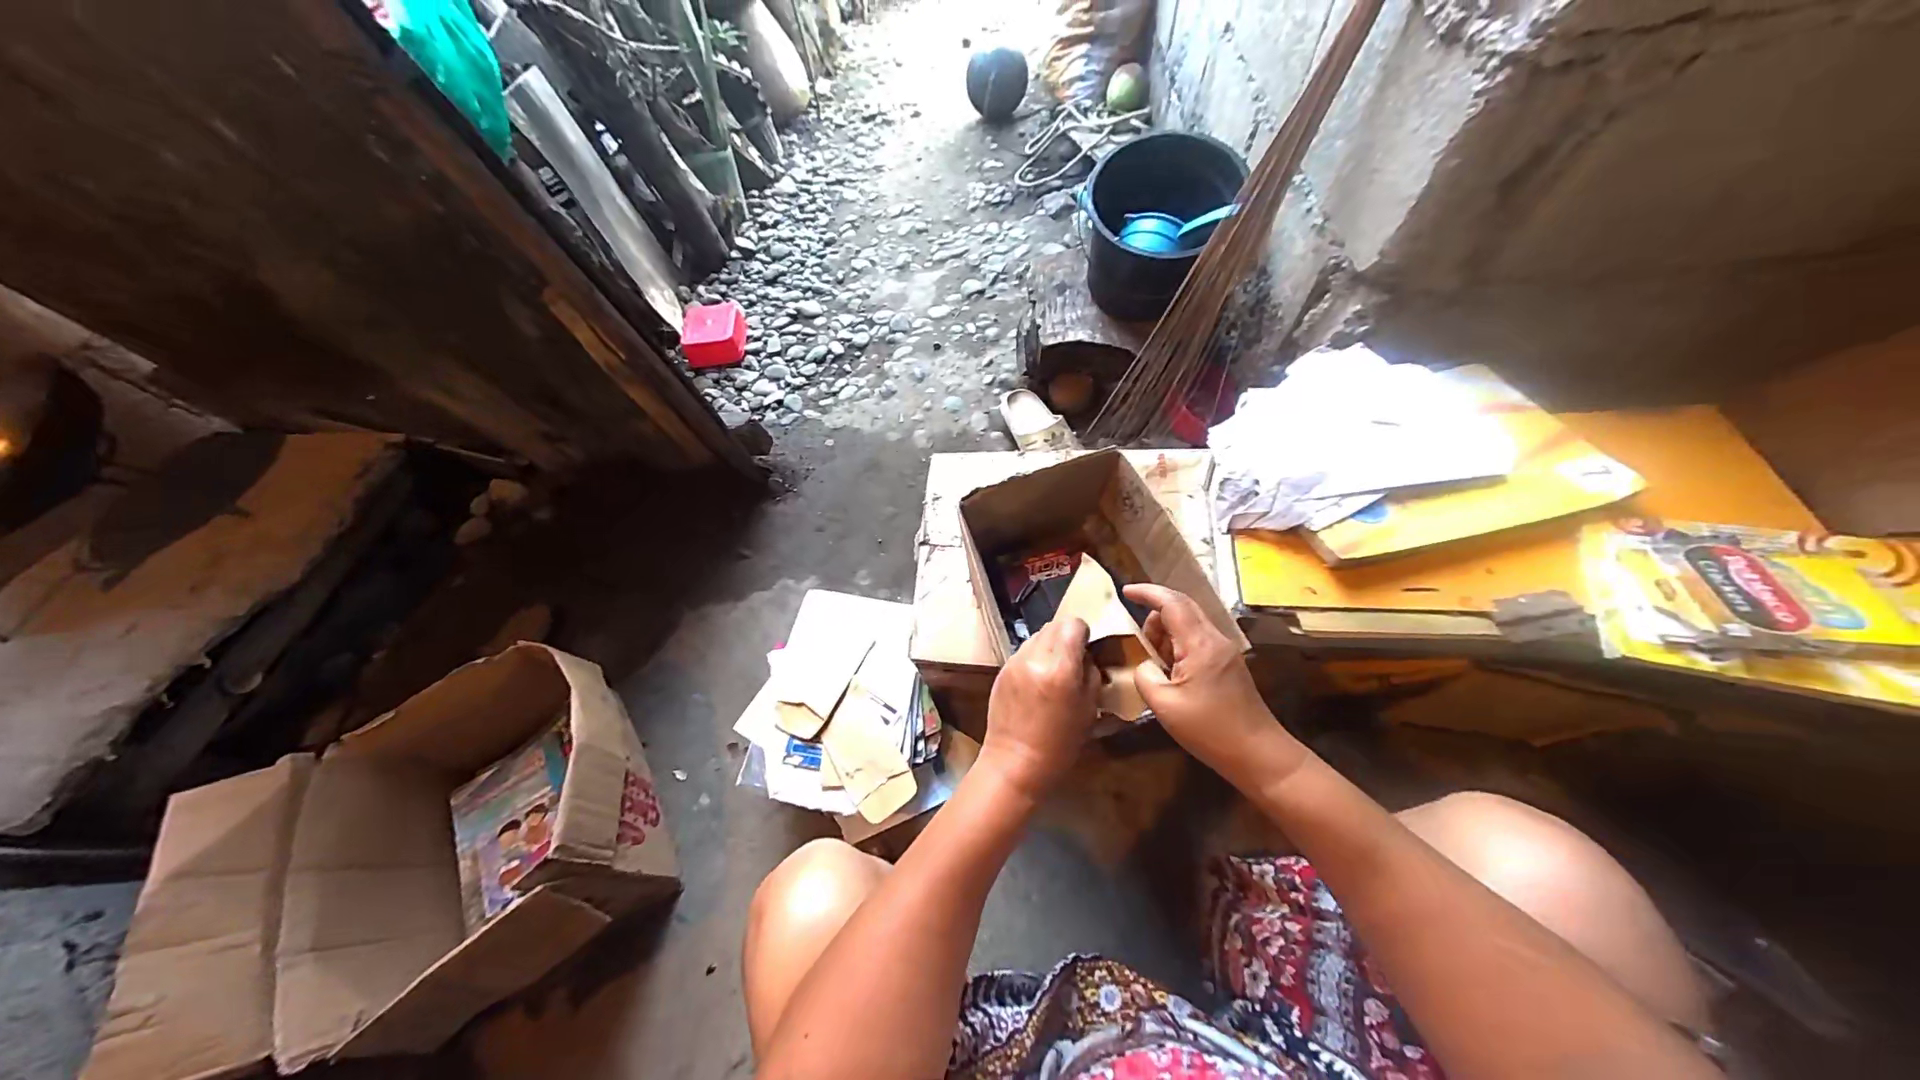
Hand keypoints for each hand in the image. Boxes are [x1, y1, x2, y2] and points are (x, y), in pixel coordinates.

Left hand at [981, 616, 1099, 798]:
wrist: (1016, 762)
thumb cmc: (1059, 743)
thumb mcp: (1089, 708)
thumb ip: (1090, 673)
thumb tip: (1086, 655)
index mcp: (1060, 668)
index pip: (1073, 623)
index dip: (1082, 633)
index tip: (1086, 649)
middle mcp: (1034, 658)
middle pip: (1053, 625)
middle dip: (1066, 638)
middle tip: (1072, 661)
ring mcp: (1014, 662)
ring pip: (1037, 636)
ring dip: (1049, 647)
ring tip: (1054, 672)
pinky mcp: (1002, 670)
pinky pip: (1023, 652)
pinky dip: (1034, 659)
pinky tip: (1037, 683)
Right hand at [1125, 584, 1307, 788]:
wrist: (1257, 754)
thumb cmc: (1209, 729)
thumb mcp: (1164, 705)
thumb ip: (1145, 675)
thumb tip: (1143, 664)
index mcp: (1200, 644)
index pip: (1171, 603)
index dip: (1147, 592)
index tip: (1125, 591)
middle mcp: (1215, 639)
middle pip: (1182, 608)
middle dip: (1155, 615)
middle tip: (1137, 641)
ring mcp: (1225, 651)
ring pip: (1189, 625)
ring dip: (1166, 634)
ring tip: (1154, 664)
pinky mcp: (1228, 665)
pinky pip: (1197, 641)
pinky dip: (1178, 647)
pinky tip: (1171, 673)